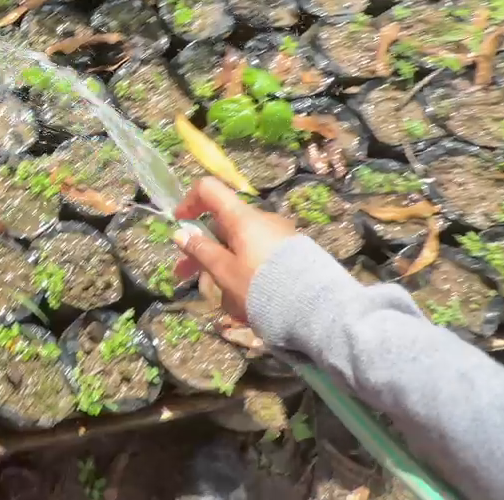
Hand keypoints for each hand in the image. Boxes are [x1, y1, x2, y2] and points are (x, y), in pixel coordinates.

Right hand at [171, 177, 298, 321]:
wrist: (324, 314)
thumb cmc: (264, 287)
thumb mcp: (224, 271)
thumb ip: (200, 251)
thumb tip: (181, 234)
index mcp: (242, 217)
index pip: (209, 190)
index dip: (189, 202)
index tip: (179, 224)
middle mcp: (263, 221)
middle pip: (223, 225)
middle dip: (201, 249)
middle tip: (186, 275)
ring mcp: (283, 238)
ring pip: (242, 245)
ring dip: (223, 265)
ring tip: (222, 300)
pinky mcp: (299, 257)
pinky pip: (262, 257)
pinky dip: (246, 271)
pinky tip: (248, 300)